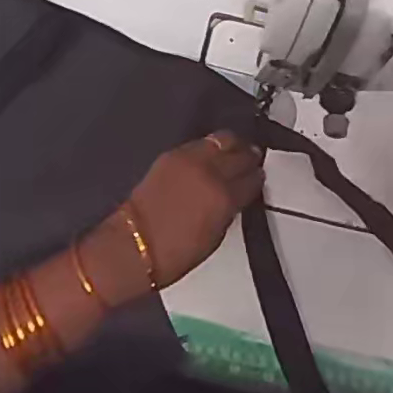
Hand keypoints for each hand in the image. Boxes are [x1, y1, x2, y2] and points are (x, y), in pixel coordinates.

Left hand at [126, 130, 264, 287]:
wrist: (134, 244)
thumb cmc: (176, 253)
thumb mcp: (215, 236)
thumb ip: (229, 209)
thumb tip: (234, 197)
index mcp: (224, 197)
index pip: (252, 180)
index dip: (258, 179)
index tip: (258, 178)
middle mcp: (210, 172)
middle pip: (240, 154)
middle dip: (249, 157)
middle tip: (253, 159)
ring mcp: (190, 159)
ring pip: (221, 139)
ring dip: (232, 144)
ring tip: (236, 149)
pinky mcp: (172, 154)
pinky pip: (199, 143)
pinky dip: (210, 146)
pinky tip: (212, 153)